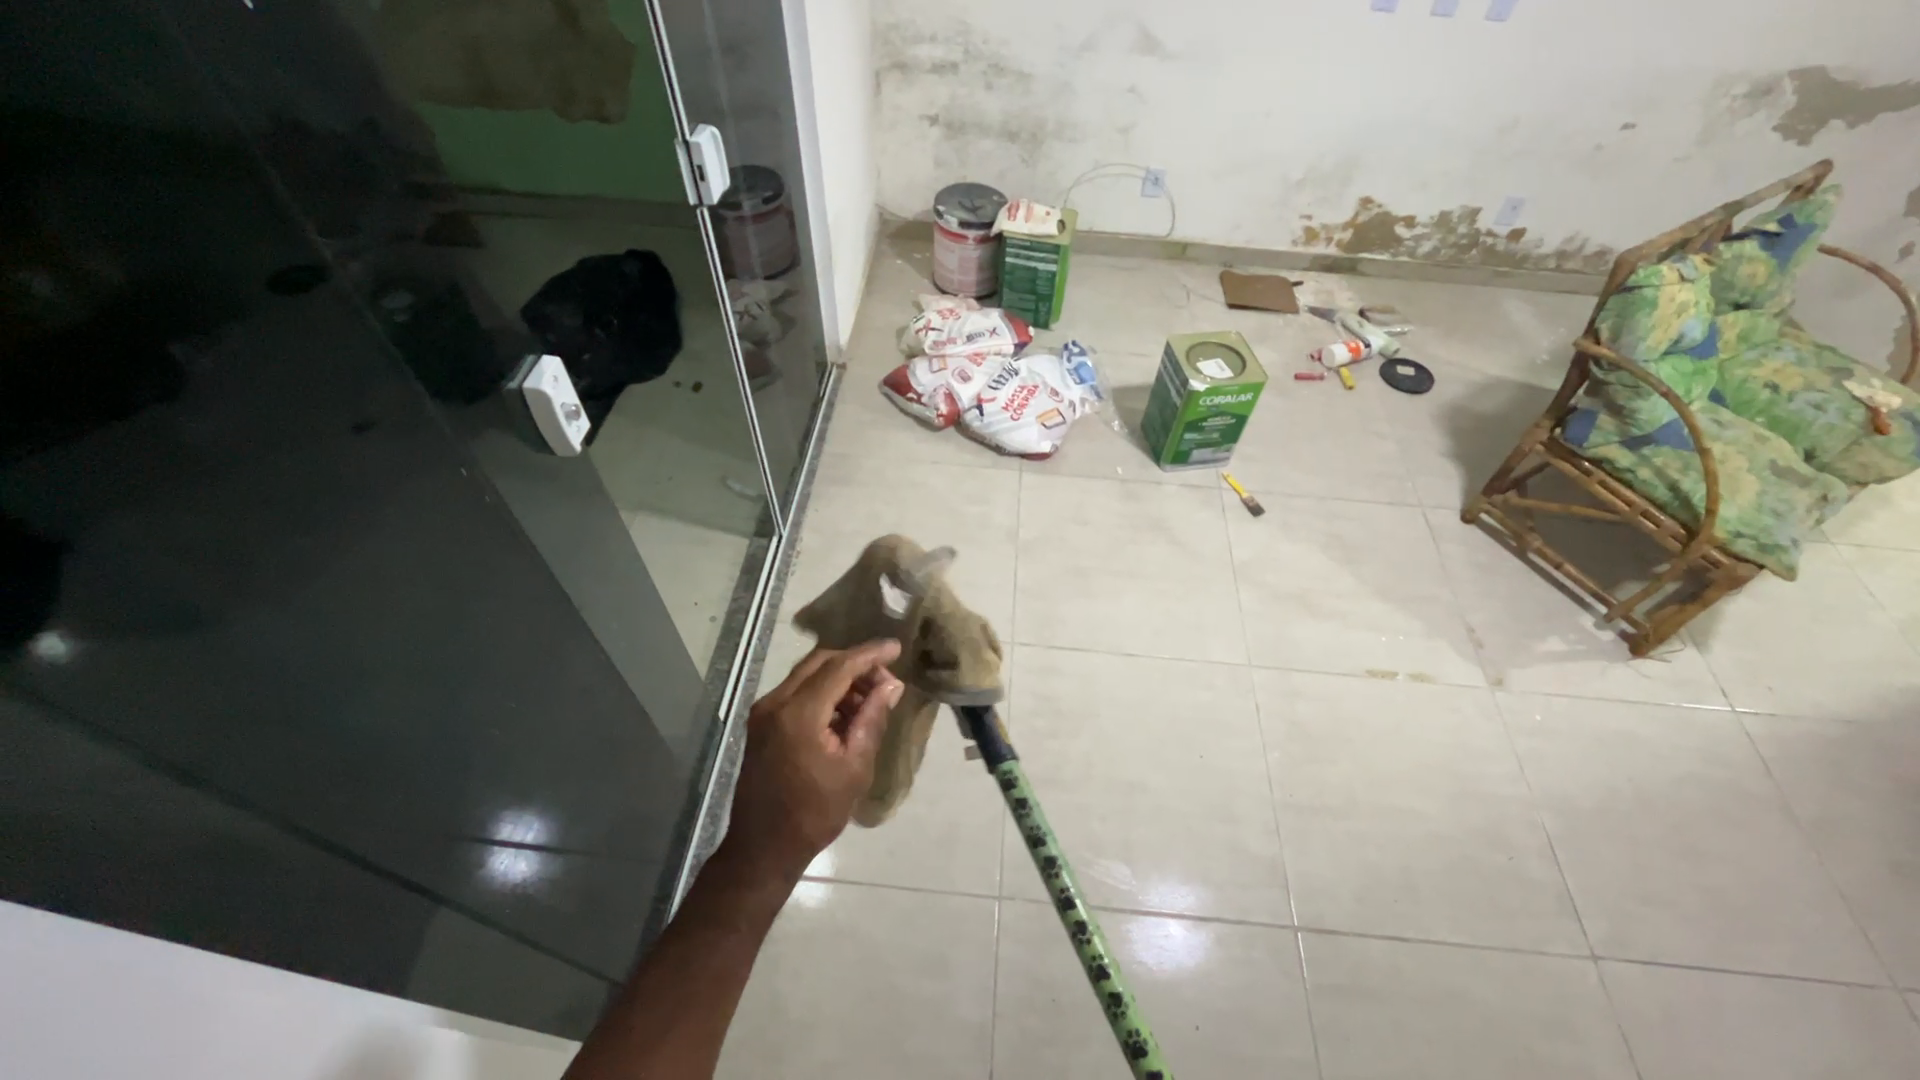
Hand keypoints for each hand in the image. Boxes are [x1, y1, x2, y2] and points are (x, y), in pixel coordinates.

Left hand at [722, 639, 903, 881]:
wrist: (763, 847)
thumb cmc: (815, 813)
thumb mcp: (854, 767)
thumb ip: (871, 719)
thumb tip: (891, 685)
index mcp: (798, 713)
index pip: (839, 667)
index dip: (870, 655)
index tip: (896, 648)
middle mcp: (775, 703)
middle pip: (819, 663)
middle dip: (855, 663)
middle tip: (886, 679)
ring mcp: (763, 712)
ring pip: (807, 675)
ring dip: (839, 678)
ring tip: (870, 699)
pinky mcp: (761, 723)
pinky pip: (796, 693)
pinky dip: (822, 693)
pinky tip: (845, 712)